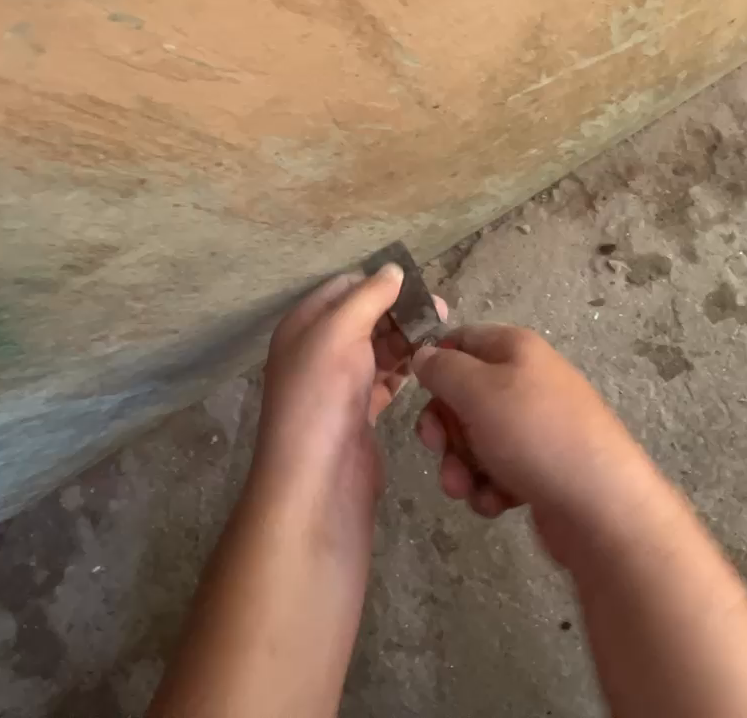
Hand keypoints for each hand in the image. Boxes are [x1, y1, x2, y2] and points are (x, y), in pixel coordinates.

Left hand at [256, 265, 445, 494]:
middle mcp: (318, 350)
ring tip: (442, 338)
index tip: (419, 287)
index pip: (345, 287)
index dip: (380, 283)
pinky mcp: (359, 411)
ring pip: (378, 348)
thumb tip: (393, 269)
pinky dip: (405, 369)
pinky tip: (429, 366)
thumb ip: (368, 296)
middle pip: (365, 317)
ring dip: (407, 340)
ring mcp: (339, 383)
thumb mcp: (341, 331)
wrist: (318, 478)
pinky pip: (385, 378)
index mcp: (304, 325)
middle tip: (441, 313)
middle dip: (401, 312)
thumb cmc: (323, 394)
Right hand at [410, 324, 665, 562]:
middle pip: (463, 396)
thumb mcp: (479, 391)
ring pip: (475, 439)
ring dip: (462, 466)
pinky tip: (498, 502)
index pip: (461, 340)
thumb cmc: (535, 435)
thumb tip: (423, 353)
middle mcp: (527, 381)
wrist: (599, 505)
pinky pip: (497, 470)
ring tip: (468, 488)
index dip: (435, 365)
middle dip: (445, 429)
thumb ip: (444, 369)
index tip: (419, 395)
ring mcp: (536, 426)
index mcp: (516, 349)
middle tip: (440, 450)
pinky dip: (489, 487)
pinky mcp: (540, 467)